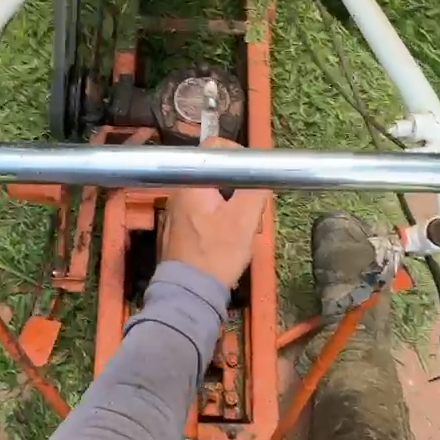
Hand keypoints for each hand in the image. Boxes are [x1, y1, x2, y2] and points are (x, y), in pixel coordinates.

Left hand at [158, 140, 271, 288]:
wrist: (190, 292)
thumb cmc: (217, 254)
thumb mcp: (244, 220)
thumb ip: (255, 189)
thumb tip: (263, 172)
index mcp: (191, 182)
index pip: (213, 147)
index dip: (238, 153)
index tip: (255, 172)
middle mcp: (179, 191)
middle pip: (214, 172)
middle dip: (238, 183)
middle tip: (253, 202)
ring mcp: (176, 210)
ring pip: (211, 192)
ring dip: (231, 202)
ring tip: (244, 222)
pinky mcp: (178, 227)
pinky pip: (203, 209)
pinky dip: (219, 215)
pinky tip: (229, 235)